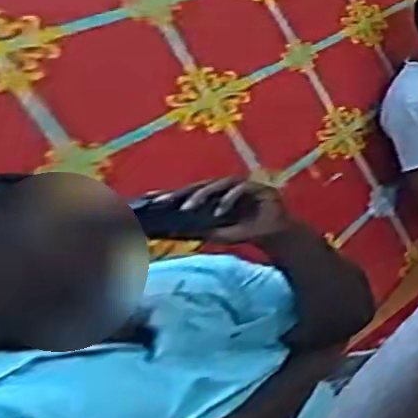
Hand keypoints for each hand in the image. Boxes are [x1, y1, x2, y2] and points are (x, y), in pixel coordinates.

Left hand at [157, 177, 292, 243]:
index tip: (147, 199)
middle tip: (162, 202)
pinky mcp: (261, 188)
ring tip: (188, 208)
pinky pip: (243, 188)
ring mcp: (246, 187)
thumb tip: (160, 231)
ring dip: (203, 193)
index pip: (190, 192)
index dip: (170, 193)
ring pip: (222, 182)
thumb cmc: (240, 233)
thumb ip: (189, 231)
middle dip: (182, 192)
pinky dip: (229, 199)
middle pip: (203, 184)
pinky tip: (219, 212)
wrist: (270, 234)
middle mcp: (228, 189)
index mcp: (215, 198)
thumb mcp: (209, 233)